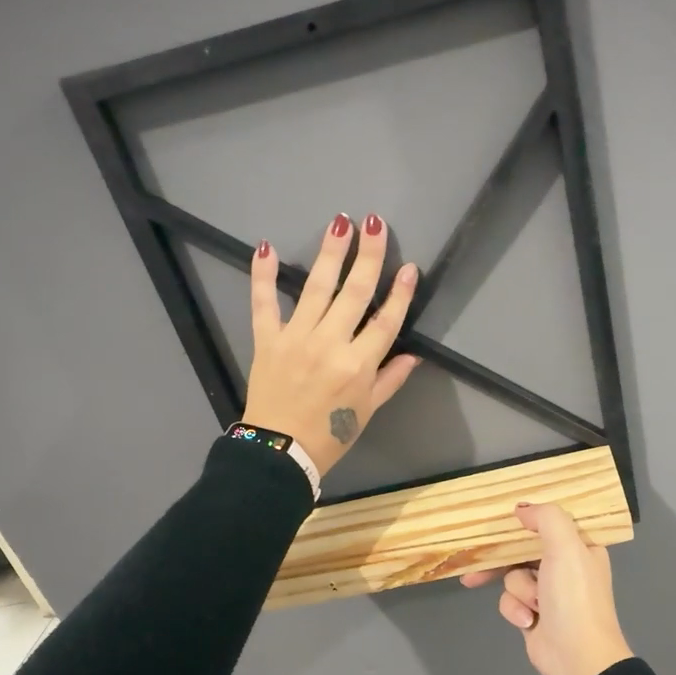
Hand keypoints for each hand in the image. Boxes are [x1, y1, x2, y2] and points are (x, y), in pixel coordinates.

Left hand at [242, 213, 421, 475]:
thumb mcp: (367, 412)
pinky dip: (263, 276)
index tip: (410, 268)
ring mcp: (296, 338)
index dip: (400, 294)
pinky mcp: (267, 340)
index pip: (385, 321)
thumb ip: (390, 380)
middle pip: (354, 293)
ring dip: (330, 253)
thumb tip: (412, 355)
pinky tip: (266, 248)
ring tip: (340, 222)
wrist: (279, 452)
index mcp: (358, 365)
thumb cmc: (330, 436)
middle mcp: (330, 344)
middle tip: (375, 223)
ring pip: (317, 288)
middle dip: (368, 256)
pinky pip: (264, 303)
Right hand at [462, 503, 633, 674]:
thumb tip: (521, 508)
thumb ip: (546, 519)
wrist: (576, 657)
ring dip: (518, 590)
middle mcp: (566, 566)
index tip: (505, 513)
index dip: (530, 517)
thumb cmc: (575, 598)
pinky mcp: (532, 613)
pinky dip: (515, 609)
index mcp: (582, 547)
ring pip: (513, 575)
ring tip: (533, 604)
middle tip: (476, 554)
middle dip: (504, 557)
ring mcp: (548, 591)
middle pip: (524, 549)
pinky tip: (528, 621)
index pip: (552, 522)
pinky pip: (510, 599)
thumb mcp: (566, 547)